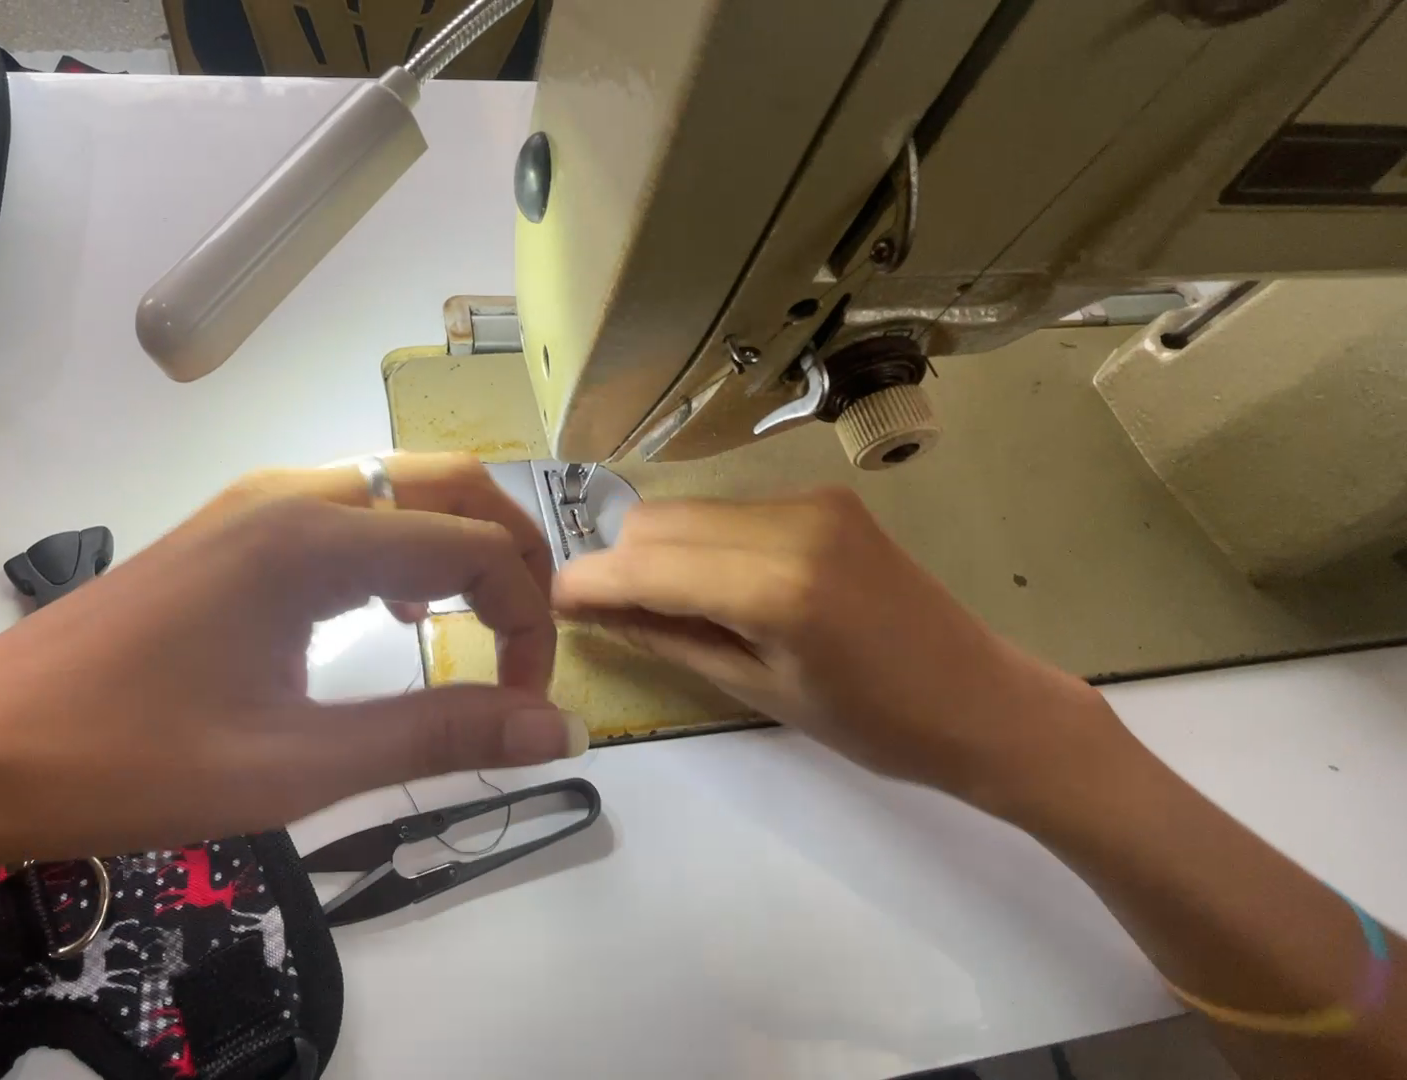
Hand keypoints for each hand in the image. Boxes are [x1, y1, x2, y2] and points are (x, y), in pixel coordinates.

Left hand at [0, 453, 581, 873]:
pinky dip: (405, 547)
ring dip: (462, 543)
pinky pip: (352, 511)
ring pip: (402, 488)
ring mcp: (258, 503)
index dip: (527, 624)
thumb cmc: (131, 762)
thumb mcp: (297, 765)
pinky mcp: (235, 530)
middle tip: (528, 644)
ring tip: (481, 624)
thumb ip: (435, 736)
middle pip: (452, 484)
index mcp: (314, 537)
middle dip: (514, 554)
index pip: (477, 549)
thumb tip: (557, 732)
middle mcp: (294, 493)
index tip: (526, 707)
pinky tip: (396, 608)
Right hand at [551, 490, 1121, 811]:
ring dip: (658, 554)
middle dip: (619, 565)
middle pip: (654, 522)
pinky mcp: (822, 498)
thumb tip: (590, 611)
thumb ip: (665, 638)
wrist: (986, 703)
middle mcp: (788, 523)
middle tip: (614, 615)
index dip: (588, 583)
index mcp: (776, 587)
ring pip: (685, 511)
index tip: (551, 601)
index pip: (646, 566)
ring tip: (672, 607)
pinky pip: (725, 511)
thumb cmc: (872, 723)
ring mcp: (808, 501)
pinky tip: (720, 586)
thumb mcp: (754, 689)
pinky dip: (700, 545)